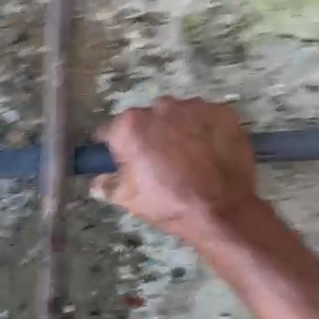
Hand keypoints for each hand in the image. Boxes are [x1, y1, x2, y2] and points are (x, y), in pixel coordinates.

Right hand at [91, 97, 268, 240]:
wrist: (223, 210)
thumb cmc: (169, 203)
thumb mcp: (128, 200)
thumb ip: (106, 185)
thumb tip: (96, 180)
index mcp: (131, 126)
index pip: (111, 130)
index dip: (114, 146)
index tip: (121, 159)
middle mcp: (160, 107)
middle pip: (146, 119)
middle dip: (148, 135)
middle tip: (158, 162)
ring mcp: (194, 107)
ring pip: (176, 115)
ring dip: (176, 129)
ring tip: (187, 157)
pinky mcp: (222, 112)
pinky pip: (204, 117)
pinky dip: (203, 130)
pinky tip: (207, 151)